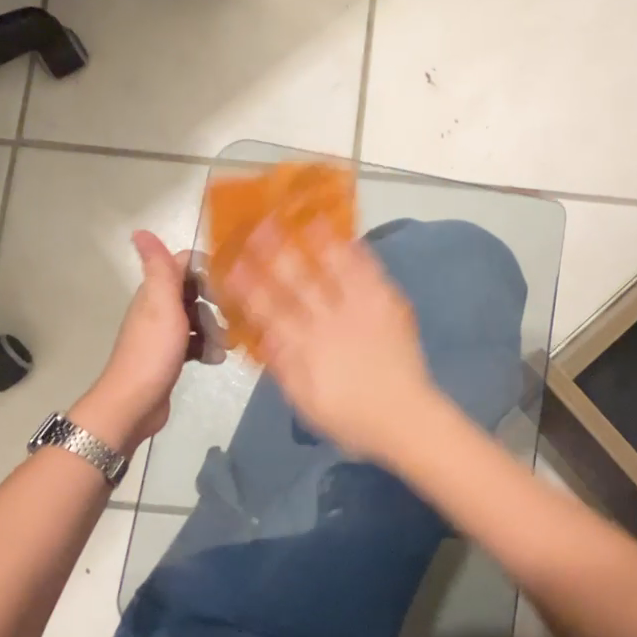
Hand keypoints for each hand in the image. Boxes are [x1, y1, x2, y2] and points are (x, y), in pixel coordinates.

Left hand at [85, 231, 223, 448]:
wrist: (134, 404)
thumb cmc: (152, 353)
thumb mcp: (162, 306)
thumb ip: (159, 269)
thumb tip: (139, 230)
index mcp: (154, 292)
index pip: (183, 264)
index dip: (207, 268)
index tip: (230, 283)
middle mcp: (158, 308)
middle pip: (195, 292)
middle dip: (216, 303)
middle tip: (232, 320)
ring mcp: (164, 334)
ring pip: (198, 319)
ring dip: (215, 329)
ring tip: (225, 347)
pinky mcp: (170, 356)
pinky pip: (196, 343)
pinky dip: (207, 348)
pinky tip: (215, 360)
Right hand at [219, 222, 447, 461]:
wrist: (405, 418)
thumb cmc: (351, 418)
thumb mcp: (304, 401)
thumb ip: (282, 367)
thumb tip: (262, 336)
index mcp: (304, 347)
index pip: (268, 309)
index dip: (248, 285)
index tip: (231, 264)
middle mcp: (328, 322)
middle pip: (296, 281)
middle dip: (275, 252)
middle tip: (258, 225)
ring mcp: (360, 310)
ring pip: (333, 269)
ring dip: (315, 242)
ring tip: (303, 217)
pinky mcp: (387, 306)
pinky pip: (370, 273)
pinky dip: (357, 253)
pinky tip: (348, 237)